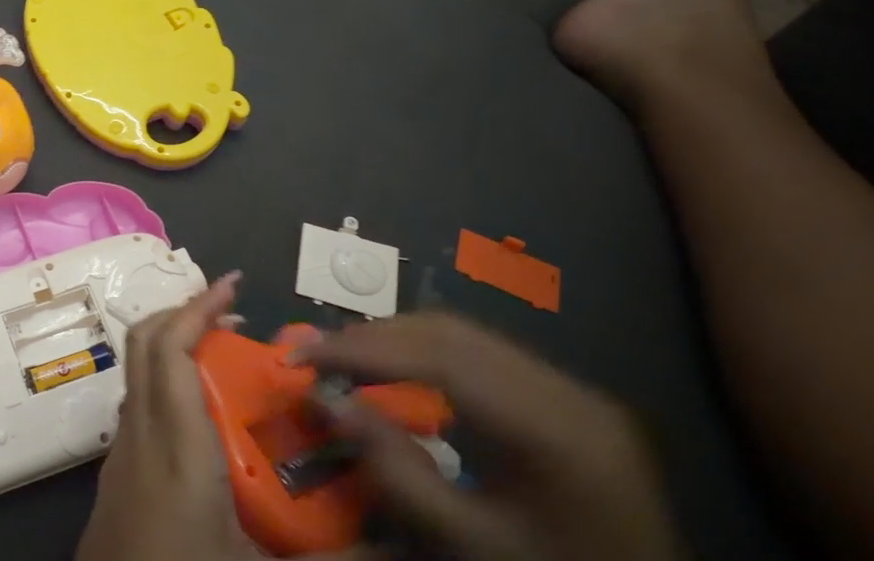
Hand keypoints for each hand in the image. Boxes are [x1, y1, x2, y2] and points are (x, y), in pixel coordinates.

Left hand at [76, 273, 369, 560]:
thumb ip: (338, 558)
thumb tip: (407, 547)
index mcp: (175, 449)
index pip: (171, 351)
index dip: (197, 307)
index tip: (234, 285)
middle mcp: (138, 436)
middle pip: (145, 345)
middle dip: (186, 315)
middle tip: (239, 319)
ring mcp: (120, 454)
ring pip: (140, 374)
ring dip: (177, 349)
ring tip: (233, 363)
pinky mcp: (117, 476)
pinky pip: (140, 407)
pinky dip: (170, 387)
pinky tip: (212, 423)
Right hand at [294, 313, 683, 560]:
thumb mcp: (471, 546)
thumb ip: (397, 473)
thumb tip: (328, 404)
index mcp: (553, 431)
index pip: (440, 358)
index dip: (361, 350)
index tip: (300, 357)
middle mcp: (568, 393)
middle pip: (450, 333)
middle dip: (372, 337)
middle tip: (311, 355)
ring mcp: (573, 392)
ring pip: (463, 335)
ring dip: (395, 340)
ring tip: (340, 361)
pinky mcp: (568, 401)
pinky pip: (483, 355)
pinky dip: (426, 354)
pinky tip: (394, 374)